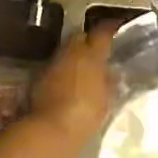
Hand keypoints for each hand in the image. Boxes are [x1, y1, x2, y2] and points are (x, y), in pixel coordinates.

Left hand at [29, 20, 120, 142]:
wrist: (51, 129)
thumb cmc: (86, 113)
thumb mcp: (106, 98)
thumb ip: (109, 81)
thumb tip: (111, 73)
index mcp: (91, 53)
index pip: (103, 31)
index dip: (111, 28)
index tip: (118, 28)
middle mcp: (70, 52)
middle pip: (80, 37)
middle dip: (90, 41)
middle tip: (100, 53)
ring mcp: (52, 64)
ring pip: (66, 52)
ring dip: (76, 57)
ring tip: (86, 70)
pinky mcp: (39, 77)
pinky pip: (56, 67)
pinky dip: (64, 71)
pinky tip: (70, 83)